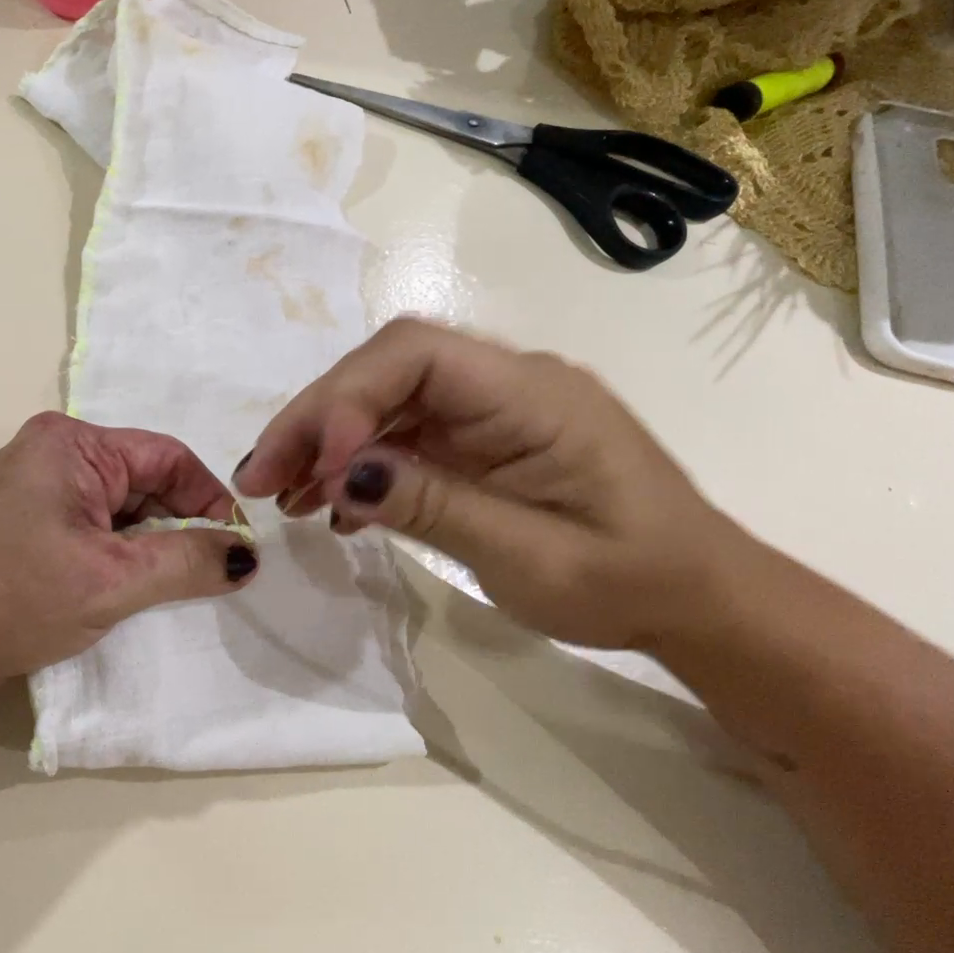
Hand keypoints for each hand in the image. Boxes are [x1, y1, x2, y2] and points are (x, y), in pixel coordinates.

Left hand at [0, 413, 257, 696]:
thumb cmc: (19, 600)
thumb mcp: (115, 580)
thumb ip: (188, 562)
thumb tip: (248, 556)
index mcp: (69, 444)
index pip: (166, 457)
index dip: (209, 500)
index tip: (238, 548)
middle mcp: (52, 452)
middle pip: (143, 479)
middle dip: (179, 524)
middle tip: (212, 573)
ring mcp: (36, 485)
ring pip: (120, 505)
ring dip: (151, 542)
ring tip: (174, 583)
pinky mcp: (28, 518)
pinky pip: (94, 523)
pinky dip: (121, 551)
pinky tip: (135, 583)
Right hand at [233, 318, 733, 650]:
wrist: (695, 598)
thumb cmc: (627, 582)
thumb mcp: (528, 557)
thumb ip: (433, 505)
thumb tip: (341, 474)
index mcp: (533, 396)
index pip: (417, 354)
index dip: (349, 396)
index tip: (314, 466)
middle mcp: (506, 385)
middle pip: (384, 371)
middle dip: (314, 420)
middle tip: (258, 480)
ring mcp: (489, 411)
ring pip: (382, 401)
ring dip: (323, 443)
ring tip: (279, 497)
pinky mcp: (478, 440)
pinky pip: (400, 434)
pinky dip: (354, 466)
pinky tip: (328, 507)